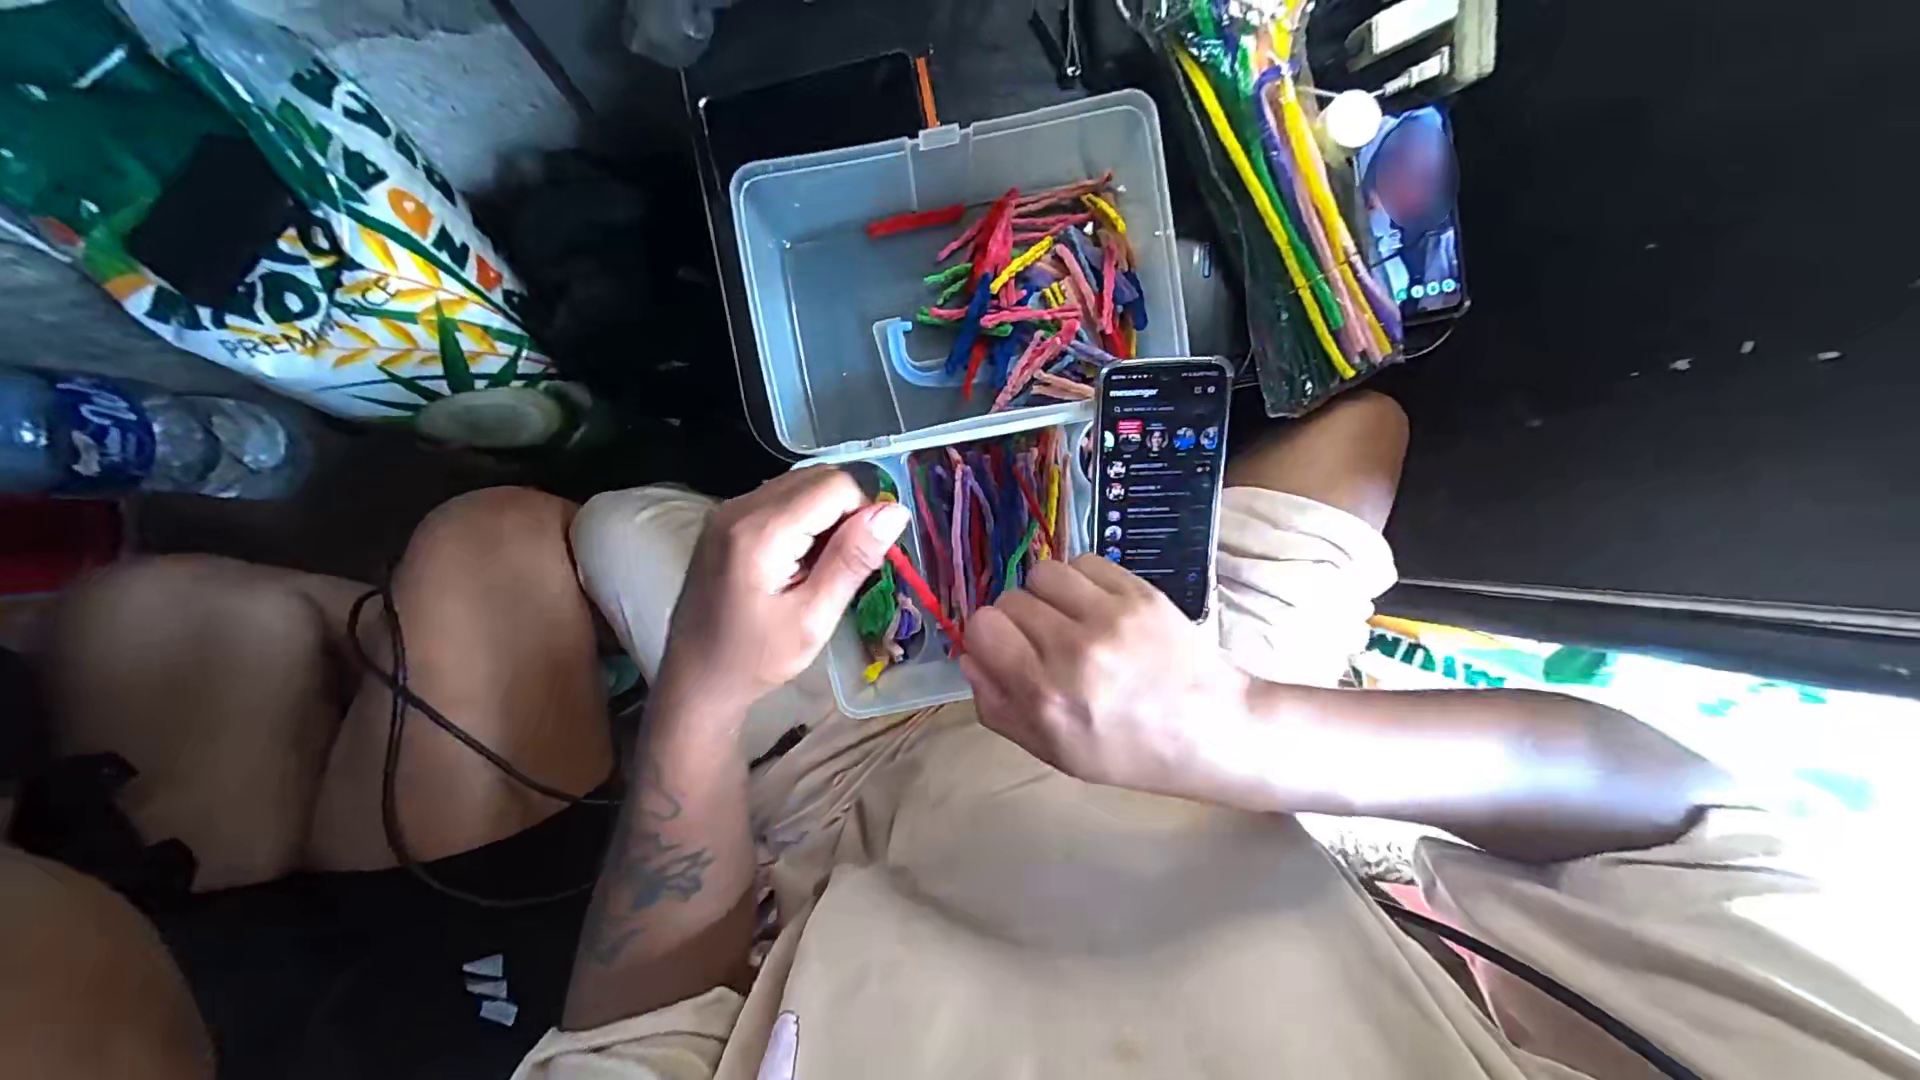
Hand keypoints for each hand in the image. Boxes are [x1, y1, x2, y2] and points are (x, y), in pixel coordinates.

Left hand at [661, 468, 909, 712]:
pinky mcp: (725, 519)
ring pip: (801, 483)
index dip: (863, 513)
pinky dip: (804, 517)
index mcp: (759, 532)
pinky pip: (780, 496)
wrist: (695, 679)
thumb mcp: (813, 618)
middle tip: (844, 564)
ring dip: (826, 514)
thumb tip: (895, 512)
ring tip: (820, 565)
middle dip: (846, 511)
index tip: (863, 558)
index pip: (835, 486)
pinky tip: (799, 559)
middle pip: (818, 477)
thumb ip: (852, 559)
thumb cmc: (756, 659)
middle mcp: (739, 507)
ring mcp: (727, 510)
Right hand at [960, 555, 1255, 799]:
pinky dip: (1081, 580)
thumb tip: (968, 655)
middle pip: (1010, 599)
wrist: (1211, 729)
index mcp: (1047, 696)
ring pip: (1043, 573)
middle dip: (1018, 620)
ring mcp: (1111, 615)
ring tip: (1069, 618)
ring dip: (1047, 594)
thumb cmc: (1127, 751)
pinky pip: (1084, 562)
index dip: (988, 637)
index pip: (982, 626)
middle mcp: (1074, 650)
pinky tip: (1097, 607)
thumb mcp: (1051, 750)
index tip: (1006, 649)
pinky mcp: (1140, 591)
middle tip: (1045, 643)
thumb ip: (997, 706)